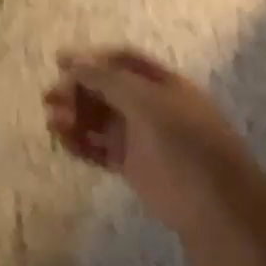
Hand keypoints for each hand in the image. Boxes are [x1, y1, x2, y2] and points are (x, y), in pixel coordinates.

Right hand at [43, 47, 258, 217]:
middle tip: (51, 101)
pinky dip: (80, 144)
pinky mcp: (130, 165)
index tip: (58, 63)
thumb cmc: (184, 145)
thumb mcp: (147, 102)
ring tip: (55, 126)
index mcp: (162, 84)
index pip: (122, 61)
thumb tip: (72, 61)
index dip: (91, 59)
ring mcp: (140, 137)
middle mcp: (150, 106)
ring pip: (98, 119)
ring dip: (73, 117)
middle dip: (76, 91)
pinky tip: (65, 144)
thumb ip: (108, 80)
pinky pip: (98, 148)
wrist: (213, 205)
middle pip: (105, 89)